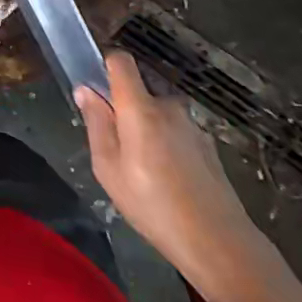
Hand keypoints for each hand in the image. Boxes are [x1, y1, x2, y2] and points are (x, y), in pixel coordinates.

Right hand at [74, 53, 253, 267]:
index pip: (121, 62)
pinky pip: (175, 131)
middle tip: (115, 150)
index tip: (95, 91)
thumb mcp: (108, 168)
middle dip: (123, 111)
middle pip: (138, 92)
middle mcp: (169, 105)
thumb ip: (96, 123)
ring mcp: (192, 123)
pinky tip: (168, 181)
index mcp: (140, 107)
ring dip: (146, 131)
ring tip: (142, 172)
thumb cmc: (151, 204)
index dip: (105, 67)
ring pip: (157, 114)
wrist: (216, 239)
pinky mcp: (207, 142)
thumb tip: (85, 90)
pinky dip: (166, 145)